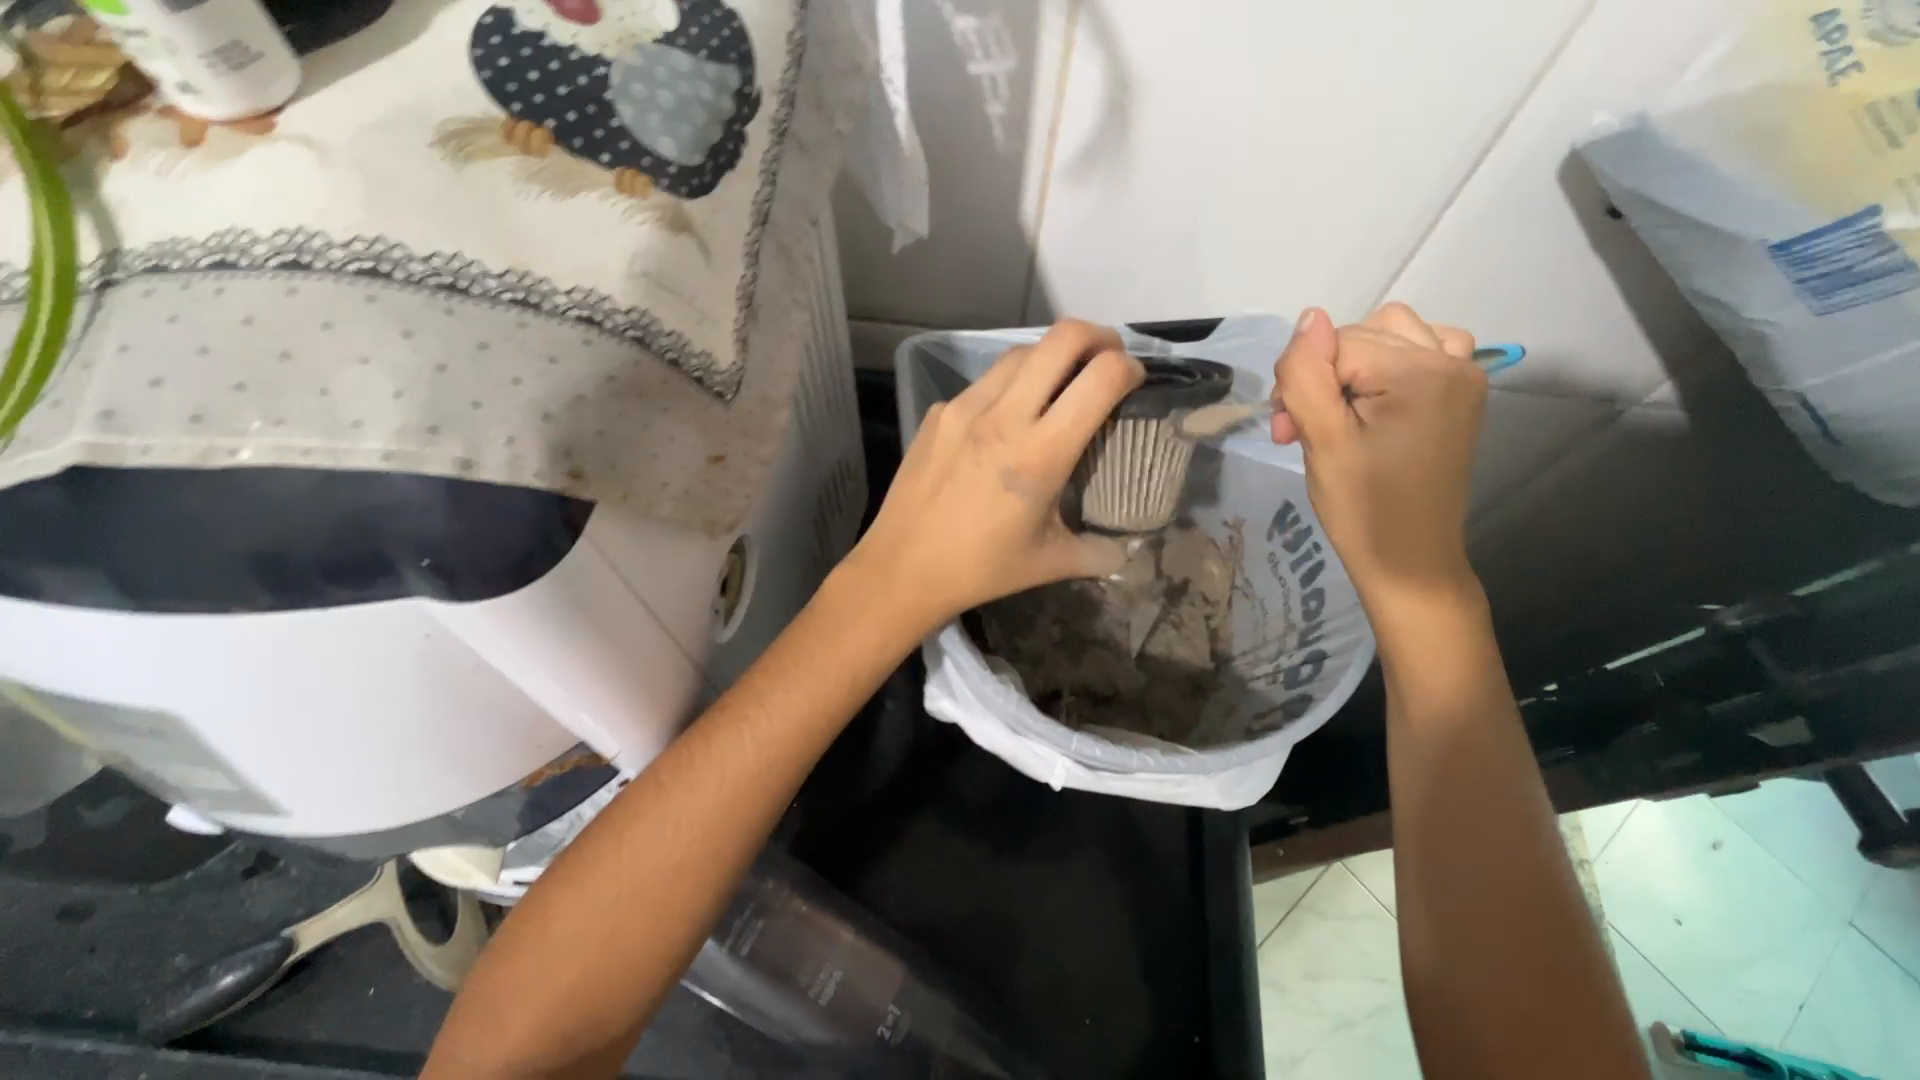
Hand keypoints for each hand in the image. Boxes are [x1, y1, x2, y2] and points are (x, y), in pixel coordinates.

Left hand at [843, 319, 1145, 634]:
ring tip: (1061, 382)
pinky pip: (984, 382)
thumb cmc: (981, 569)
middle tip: (1108, 358)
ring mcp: (964, 408)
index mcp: (1040, 453)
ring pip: (1020, 352)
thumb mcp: (1050, 563)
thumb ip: (1099, 553)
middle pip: (1062, 338)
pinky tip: (1009, 419)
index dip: (1130, 369)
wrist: (902, 568)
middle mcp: (1003, 417)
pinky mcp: (937, 412)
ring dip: (1051, 356)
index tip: (1134, 383)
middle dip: (1097, 337)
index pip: (1101, 378)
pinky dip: (1009, 386)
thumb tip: (1127, 552)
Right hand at [1270, 303, 1484, 608]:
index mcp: (1416, 371)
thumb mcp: (1321, 440)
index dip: (1300, 381)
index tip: (1287, 432)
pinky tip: (1381, 397)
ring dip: (1357, 362)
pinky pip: (1427, 347)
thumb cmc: (1361, 508)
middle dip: (1324, 375)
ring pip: (1393, 331)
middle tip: (1303, 430)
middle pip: (1361, 333)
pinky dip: (1396, 361)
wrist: (1410, 560)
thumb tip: (1308, 318)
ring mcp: (1463, 375)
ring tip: (1342, 411)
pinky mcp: (1463, 393)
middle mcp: (1450, 360)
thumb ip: (1307, 374)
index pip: (1333, 343)